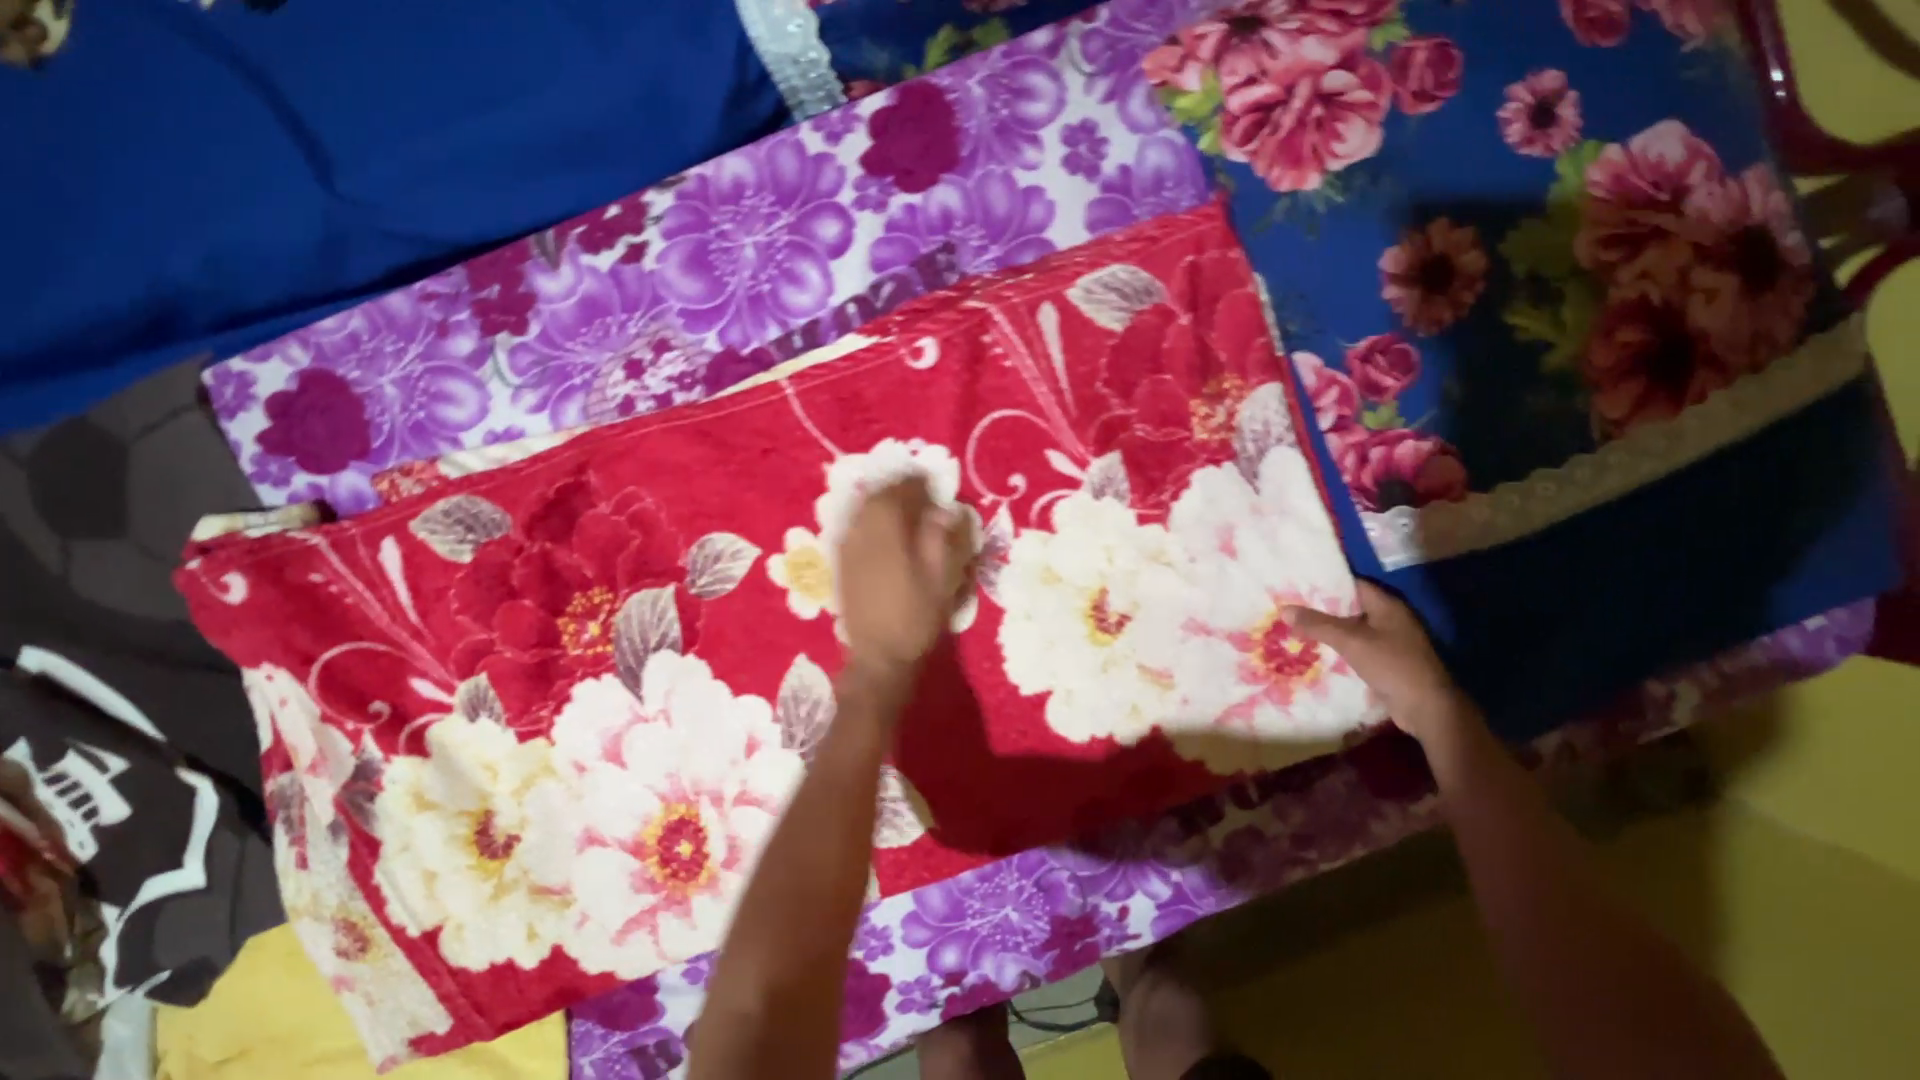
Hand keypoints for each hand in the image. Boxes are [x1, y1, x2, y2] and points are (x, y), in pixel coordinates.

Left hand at [836, 477, 975, 679]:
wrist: (878, 656)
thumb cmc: (916, 618)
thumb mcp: (942, 579)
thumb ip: (943, 538)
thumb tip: (946, 509)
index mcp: (887, 532)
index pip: (898, 491)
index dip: (916, 482)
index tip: (932, 483)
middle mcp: (860, 533)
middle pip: (875, 496)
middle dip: (897, 489)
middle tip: (918, 493)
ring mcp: (845, 547)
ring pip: (861, 509)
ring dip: (881, 503)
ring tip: (902, 510)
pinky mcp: (840, 562)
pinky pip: (853, 526)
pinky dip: (869, 519)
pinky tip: (883, 531)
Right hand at [1285, 580, 1478, 745]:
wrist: (1425, 707)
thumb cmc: (1391, 665)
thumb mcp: (1351, 641)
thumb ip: (1318, 624)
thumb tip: (1284, 609)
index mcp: (1387, 605)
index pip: (1353, 584)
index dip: (1326, 583)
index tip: (1297, 585)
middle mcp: (1390, 619)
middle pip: (1351, 607)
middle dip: (1322, 609)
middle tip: (1290, 608)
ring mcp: (1391, 642)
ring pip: (1352, 630)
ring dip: (1329, 631)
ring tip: (1296, 629)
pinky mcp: (1387, 662)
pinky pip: (1357, 648)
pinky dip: (1339, 649)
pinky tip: (1317, 653)